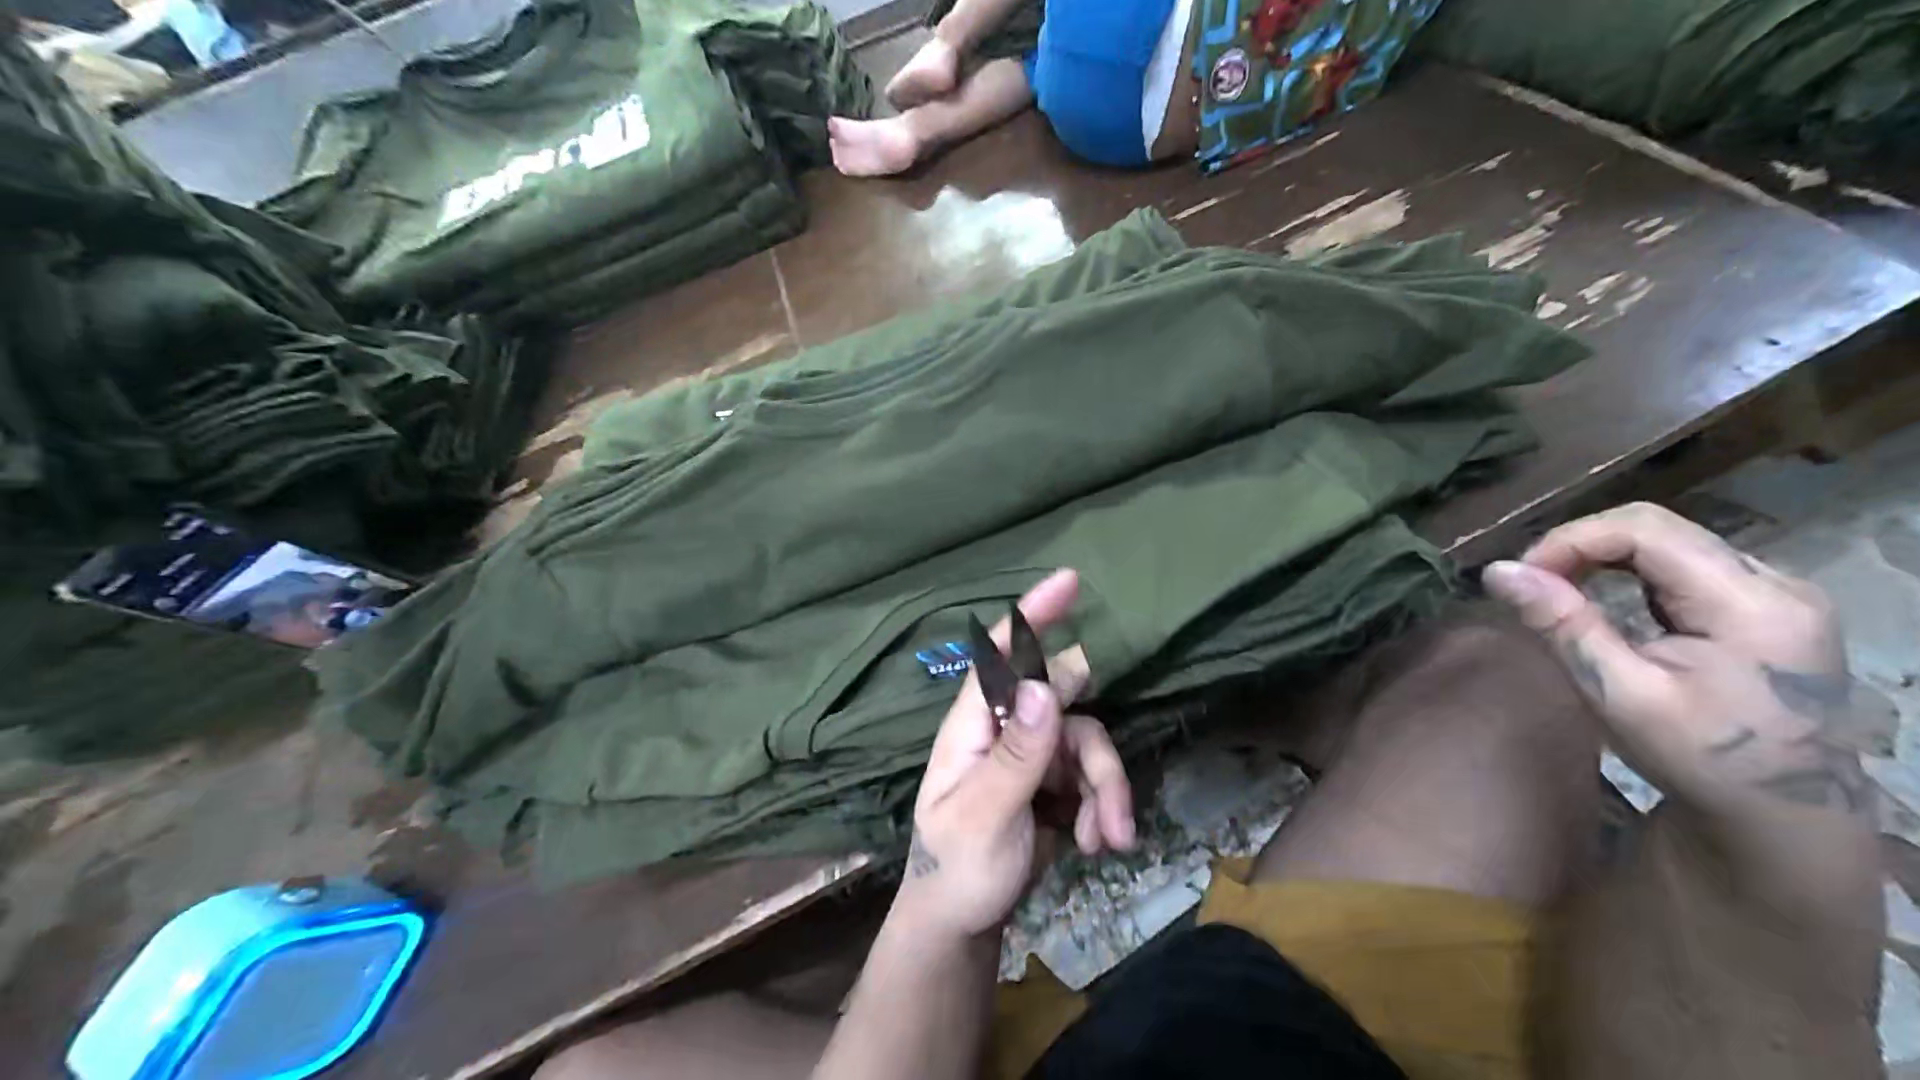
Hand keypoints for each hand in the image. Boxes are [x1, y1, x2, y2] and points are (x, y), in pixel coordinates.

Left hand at [893, 569, 1136, 940]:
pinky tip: (1097, 845)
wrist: (964, 921)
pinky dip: (1103, 808)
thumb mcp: (985, 815)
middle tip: (1105, 792)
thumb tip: (1046, 685)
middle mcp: (1007, 726)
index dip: (1032, 616)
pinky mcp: (1056, 781)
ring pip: (1090, 743)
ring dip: (1106, 793)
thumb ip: (1017, 754)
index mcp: (975, 723)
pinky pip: (1094, 776)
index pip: (1001, 656)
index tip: (1069, 581)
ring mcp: (1034, 753)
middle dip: (1094, 751)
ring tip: (1107, 841)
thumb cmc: (957, 865)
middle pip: (1066, 702)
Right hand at [1482, 503, 1869, 825]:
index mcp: (1751, 605)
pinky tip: (1602, 596)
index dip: (1571, 541)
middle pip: (1658, 528)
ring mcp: (1778, 592)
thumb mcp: (1618, 693)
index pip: (1646, 530)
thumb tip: (1496, 571)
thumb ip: (1561, 624)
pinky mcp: (1766, 604)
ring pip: (1669, 540)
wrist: (1783, 812)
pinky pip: (1683, 562)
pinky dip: (1628, 570)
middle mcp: (1777, 583)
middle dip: (1580, 546)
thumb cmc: (1698, 757)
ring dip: (1600, 556)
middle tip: (1531, 583)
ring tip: (1557, 589)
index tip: (1522, 577)